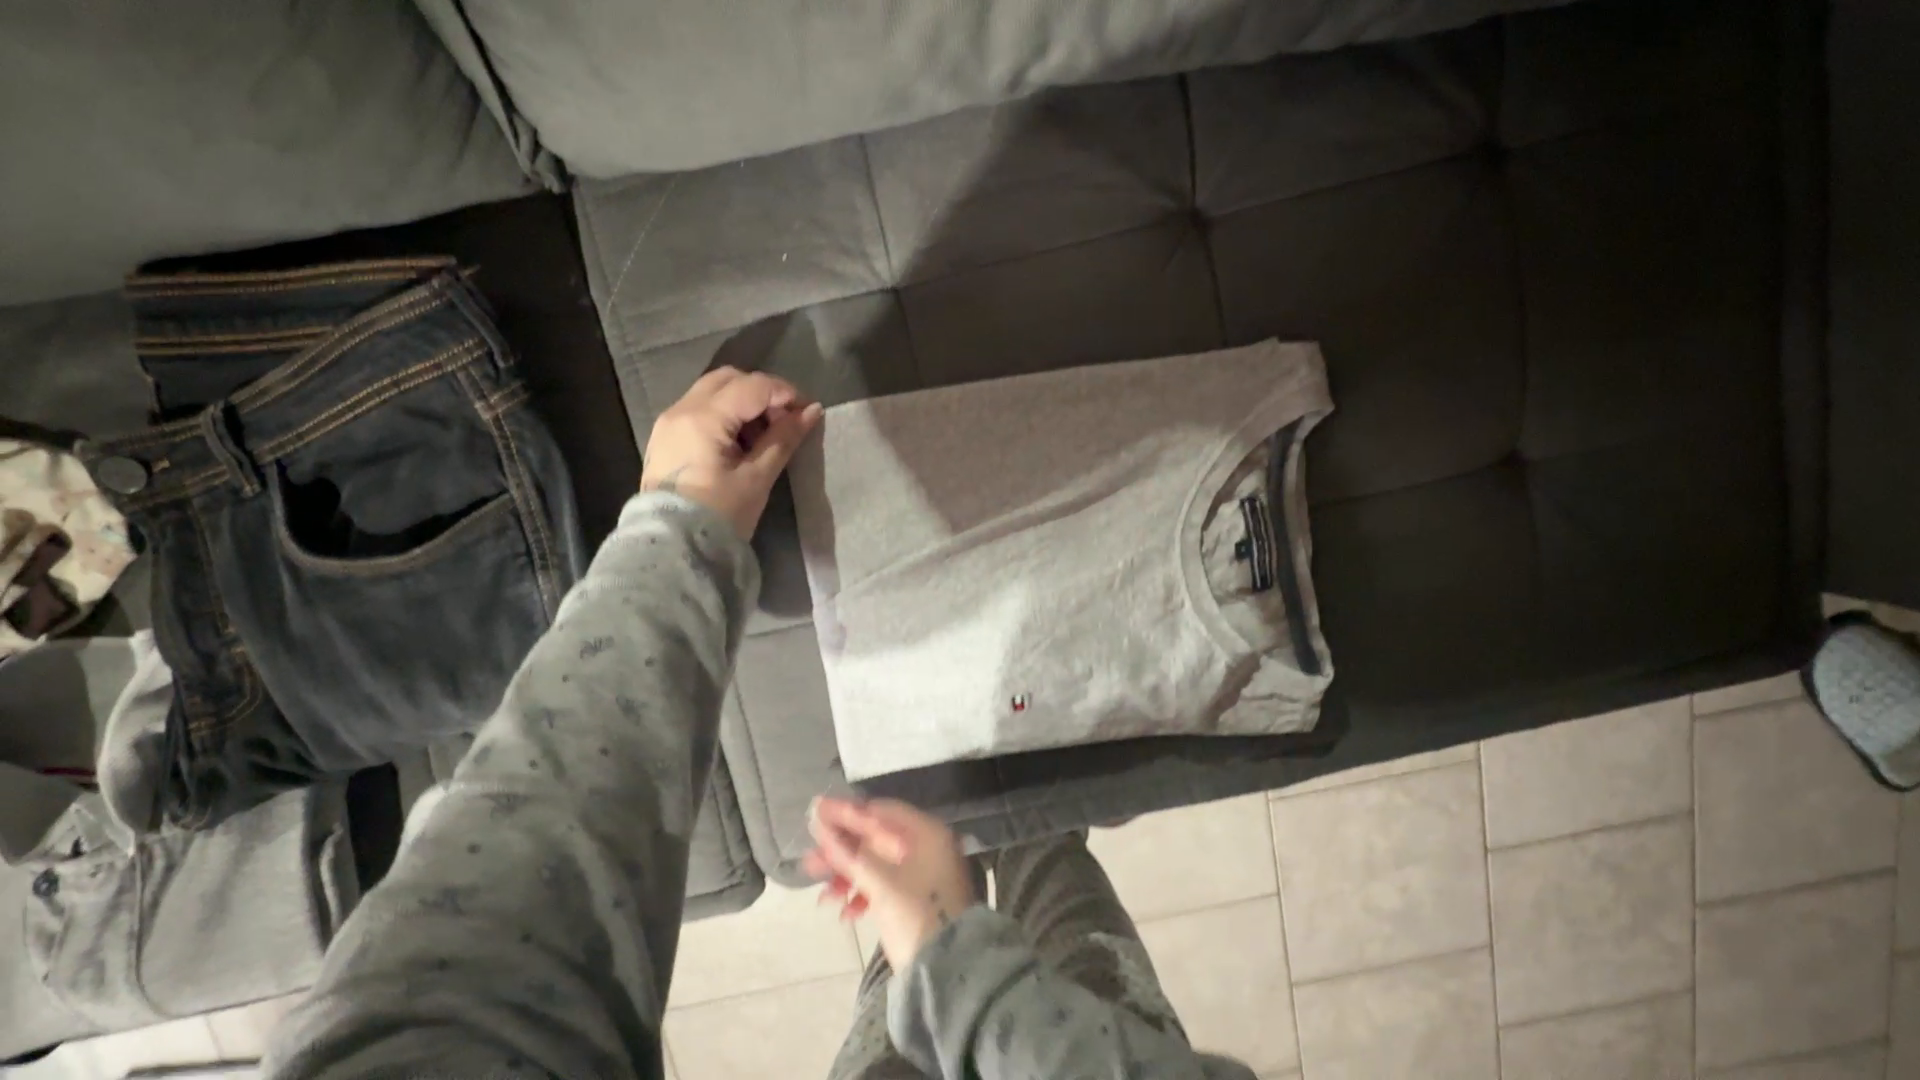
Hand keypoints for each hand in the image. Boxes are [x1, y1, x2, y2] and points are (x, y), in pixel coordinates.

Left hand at [639, 367, 821, 538]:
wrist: (674, 549)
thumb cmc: (721, 515)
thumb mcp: (758, 477)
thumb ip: (784, 438)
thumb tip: (812, 411)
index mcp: (703, 418)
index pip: (752, 386)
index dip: (785, 393)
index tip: (807, 412)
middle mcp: (680, 410)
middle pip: (729, 379)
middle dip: (762, 392)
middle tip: (783, 421)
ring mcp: (668, 423)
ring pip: (712, 391)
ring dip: (743, 402)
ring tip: (763, 435)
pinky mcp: (665, 438)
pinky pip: (699, 409)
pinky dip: (724, 414)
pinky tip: (739, 443)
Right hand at [803, 797, 976, 971]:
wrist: (948, 970)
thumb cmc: (916, 915)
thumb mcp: (879, 882)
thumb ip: (847, 852)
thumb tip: (819, 822)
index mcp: (926, 833)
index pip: (880, 811)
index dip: (845, 813)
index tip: (814, 812)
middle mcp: (927, 847)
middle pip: (876, 839)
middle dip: (841, 852)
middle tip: (810, 862)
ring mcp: (923, 874)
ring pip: (877, 864)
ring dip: (848, 876)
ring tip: (823, 896)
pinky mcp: (916, 898)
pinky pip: (884, 885)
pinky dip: (863, 894)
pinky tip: (846, 913)